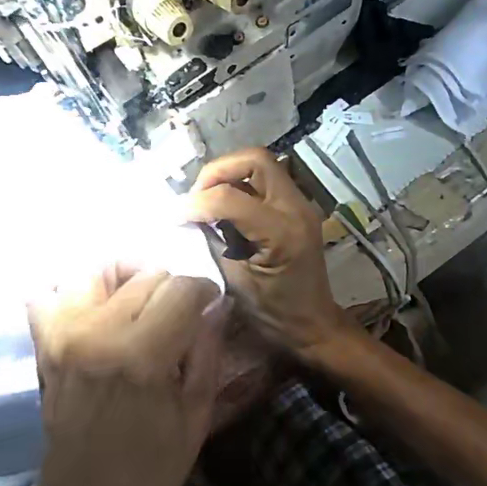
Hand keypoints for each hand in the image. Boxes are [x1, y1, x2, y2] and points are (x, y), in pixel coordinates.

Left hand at [26, 265, 227, 485]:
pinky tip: (96, 310)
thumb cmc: (149, 476)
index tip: (210, 306)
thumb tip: (216, 302)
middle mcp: (97, 334)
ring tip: (141, 305)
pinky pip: (49, 294)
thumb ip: (207, 351)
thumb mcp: (195, 419)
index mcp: (141, 357)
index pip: (180, 287)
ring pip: (100, 271)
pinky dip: (73, 293)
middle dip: (171, 289)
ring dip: (126, 280)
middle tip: (179, 318)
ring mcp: (63, 336)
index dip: (204, 290)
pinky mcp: (43, 345)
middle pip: (145, 275)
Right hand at [181, 148, 363, 358]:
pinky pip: (263, 180)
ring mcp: (300, 204)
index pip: (230, 198)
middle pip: (254, 160)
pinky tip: (223, 209)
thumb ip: (210, 243)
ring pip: (259, 164)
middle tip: (196, 198)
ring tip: (207, 202)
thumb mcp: (233, 281)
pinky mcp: (296, 206)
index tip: (174, 216)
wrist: (312, 325)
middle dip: (217, 172)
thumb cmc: (273, 313)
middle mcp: (296, 208)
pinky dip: (238, 185)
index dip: (195, 203)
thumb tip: (185, 219)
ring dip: (227, 176)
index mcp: (282, 233)